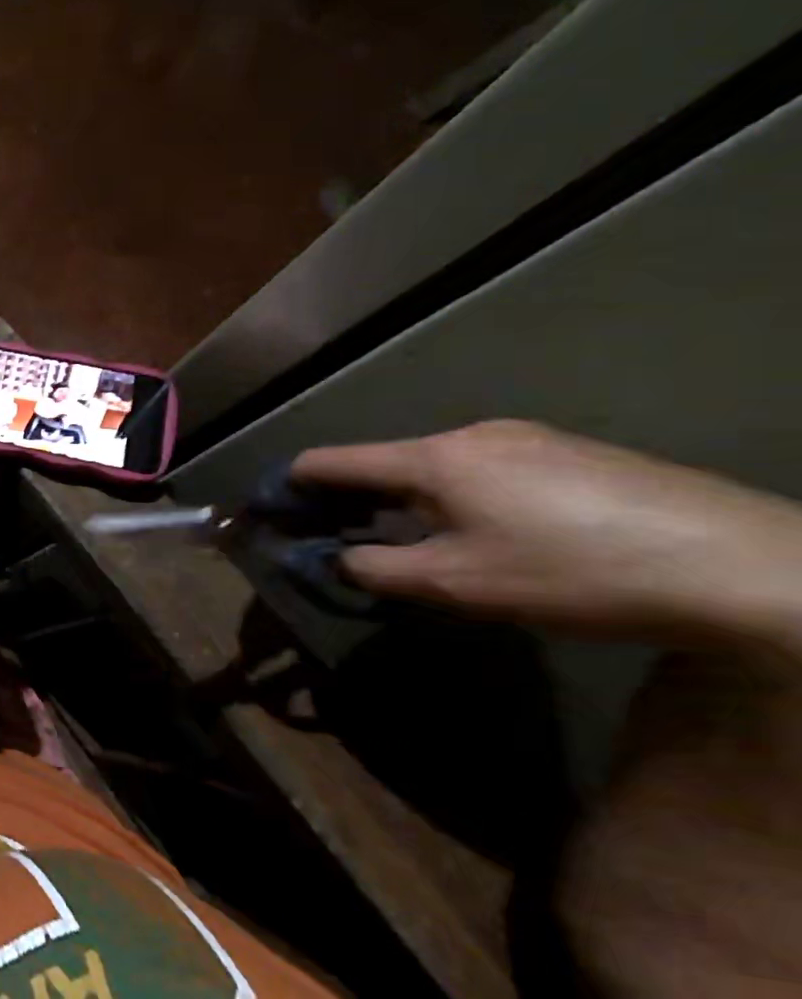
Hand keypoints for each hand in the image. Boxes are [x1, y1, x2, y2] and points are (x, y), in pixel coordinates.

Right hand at [292, 420, 801, 655]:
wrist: (751, 567)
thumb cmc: (574, 572)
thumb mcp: (455, 584)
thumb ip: (374, 568)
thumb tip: (338, 558)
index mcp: (432, 459)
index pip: (332, 461)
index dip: (290, 484)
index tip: (269, 511)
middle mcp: (471, 435)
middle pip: (382, 463)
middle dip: (349, 500)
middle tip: (340, 542)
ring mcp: (527, 439)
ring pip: (434, 469)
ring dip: (405, 503)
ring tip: (416, 546)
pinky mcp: (573, 454)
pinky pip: (482, 471)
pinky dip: (454, 499)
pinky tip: (489, 537)